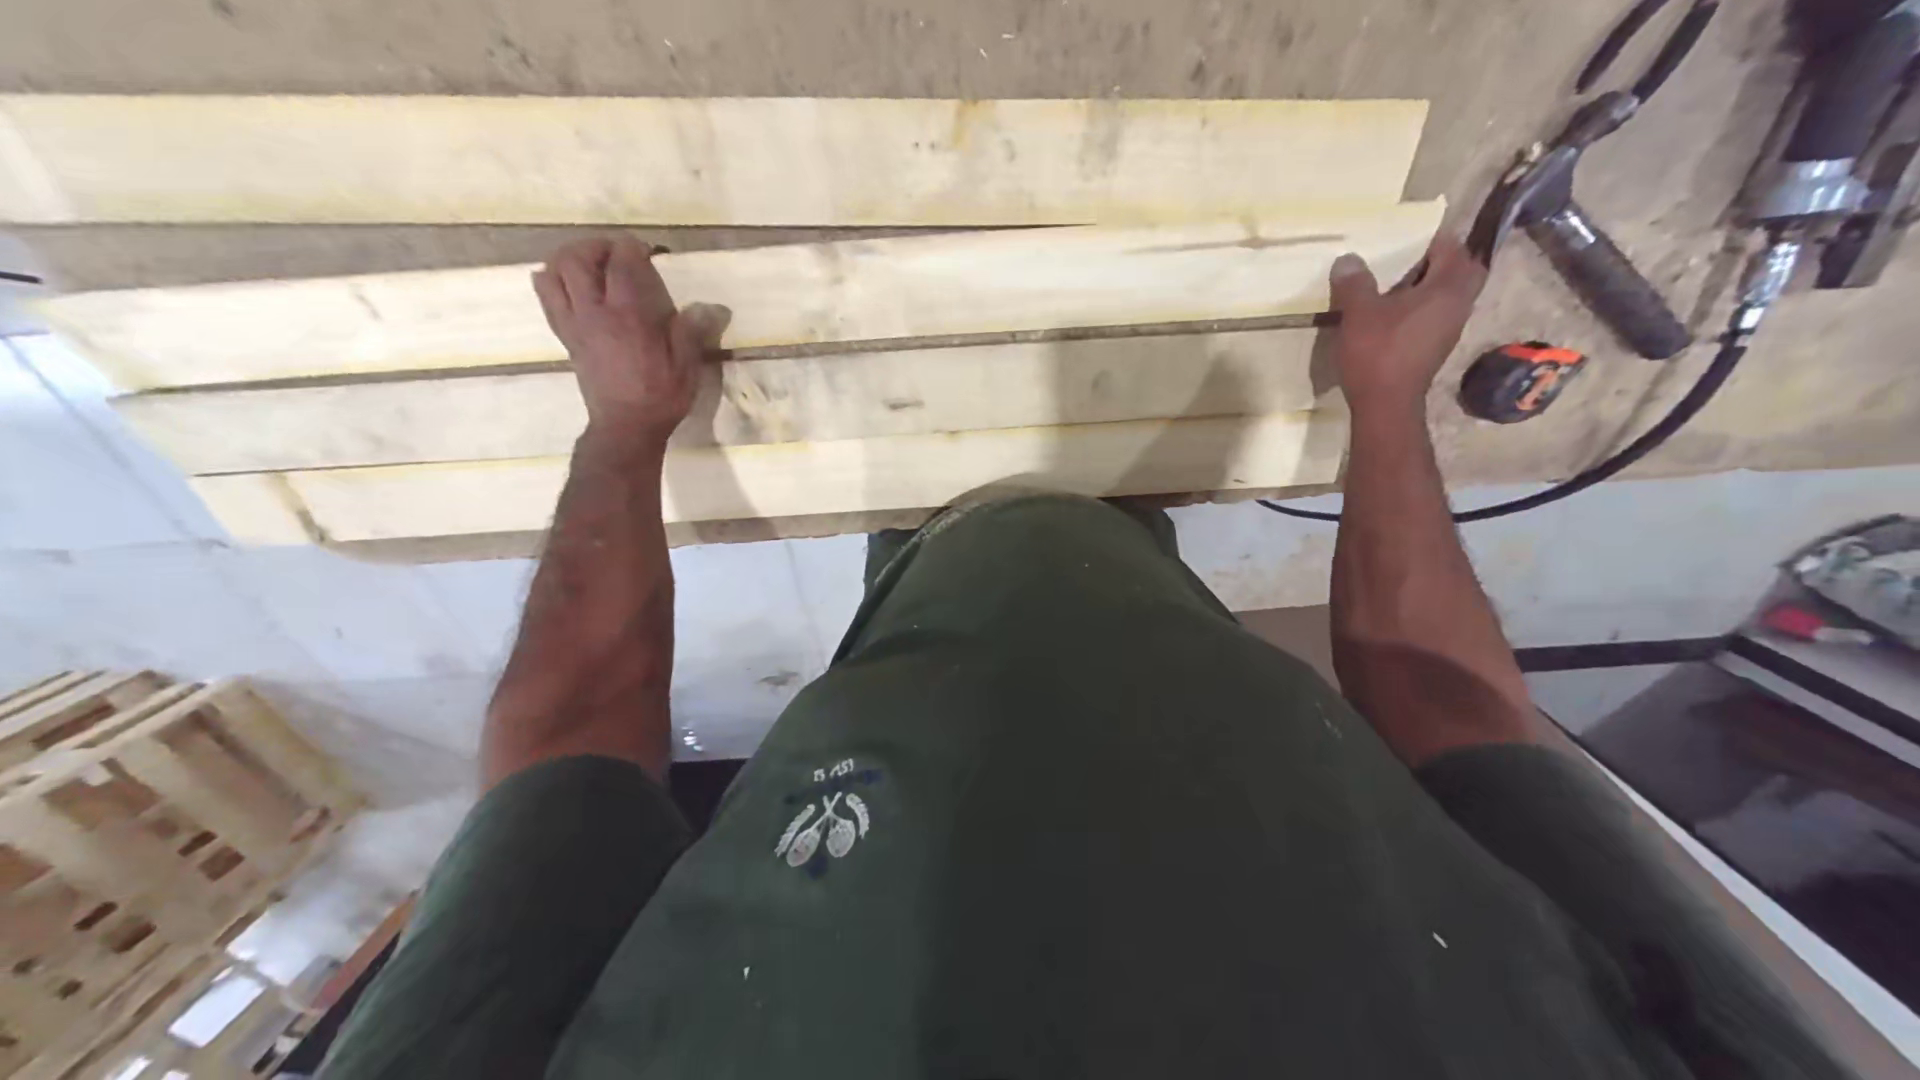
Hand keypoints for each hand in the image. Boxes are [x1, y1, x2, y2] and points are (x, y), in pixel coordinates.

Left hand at [533, 237, 710, 448]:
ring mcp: (574, 324)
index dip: (632, 248)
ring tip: (590, 263)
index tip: (647, 250)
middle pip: (576, 259)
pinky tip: (570, 285)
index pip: (621, 264)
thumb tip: (706, 308)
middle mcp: (594, 313)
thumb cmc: (660, 399)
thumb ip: (691, 332)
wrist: (625, 428)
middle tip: (616, 253)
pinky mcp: (566, 337)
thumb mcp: (686, 368)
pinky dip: (553, 280)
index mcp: (628, 317)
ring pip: (553, 273)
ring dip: (568, 258)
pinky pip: (547, 297)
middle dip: (595, 246)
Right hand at [1329, 232, 1486, 419]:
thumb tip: (1348, 259)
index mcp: (1448, 288)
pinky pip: (1438, 316)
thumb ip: (1355, 282)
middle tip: (1411, 260)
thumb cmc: (1377, 352)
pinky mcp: (1437, 348)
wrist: (1385, 404)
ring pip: (1450, 295)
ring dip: (1430, 286)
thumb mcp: (1358, 313)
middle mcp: (1459, 305)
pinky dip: (1423, 308)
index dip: (1433, 239)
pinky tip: (1395, 315)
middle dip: (1441, 262)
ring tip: (1397, 286)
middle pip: (1462, 271)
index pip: (1452, 248)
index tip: (1407, 238)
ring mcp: (1451, 329)